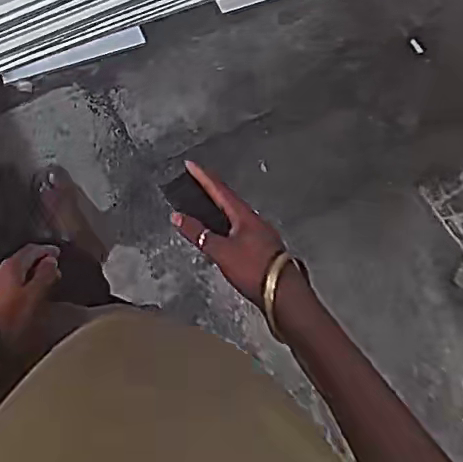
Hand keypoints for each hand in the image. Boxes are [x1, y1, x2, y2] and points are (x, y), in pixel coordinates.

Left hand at [0, 244, 60, 360]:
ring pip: (16, 273)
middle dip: (39, 262)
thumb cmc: (13, 319)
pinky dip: (23, 285)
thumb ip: (45, 276)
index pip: (31, 250)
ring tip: (44, 282)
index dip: (46, 250)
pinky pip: (11, 285)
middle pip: (22, 260)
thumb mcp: (35, 296)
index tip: (58, 253)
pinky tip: (28, 295)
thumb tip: (51, 261)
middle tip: (54, 268)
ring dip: (31, 275)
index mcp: (10, 265)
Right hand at [169, 161, 285, 303]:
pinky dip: (227, 226)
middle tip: (196, 183)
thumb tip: (177, 216)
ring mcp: (261, 235)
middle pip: (229, 200)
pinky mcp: (263, 249)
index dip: (203, 177)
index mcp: (243, 215)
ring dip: (219, 209)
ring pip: (235, 215)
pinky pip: (240, 229)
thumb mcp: (221, 251)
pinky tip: (223, 235)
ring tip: (205, 207)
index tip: (190, 165)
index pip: (219, 189)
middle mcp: (254, 220)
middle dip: (211, 190)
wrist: (286, 296)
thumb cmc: (253, 269)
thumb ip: (199, 234)